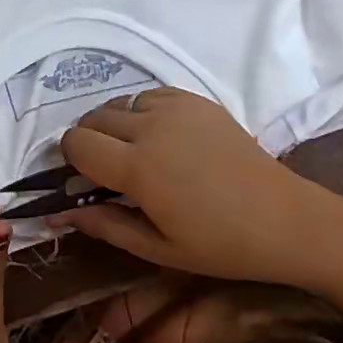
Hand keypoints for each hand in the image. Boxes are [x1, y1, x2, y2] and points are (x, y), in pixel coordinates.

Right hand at [50, 89, 342, 287]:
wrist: (283, 217)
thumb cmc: (220, 244)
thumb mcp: (158, 248)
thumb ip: (105, 225)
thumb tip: (60, 212)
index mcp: (137, 168)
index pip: (76, 142)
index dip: (69, 157)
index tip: (80, 176)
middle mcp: (150, 128)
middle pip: (94, 118)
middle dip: (89, 140)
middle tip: (106, 168)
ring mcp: (175, 107)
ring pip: (121, 103)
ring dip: (116, 124)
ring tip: (135, 151)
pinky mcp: (196, 99)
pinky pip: (150, 93)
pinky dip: (143, 110)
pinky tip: (160, 134)